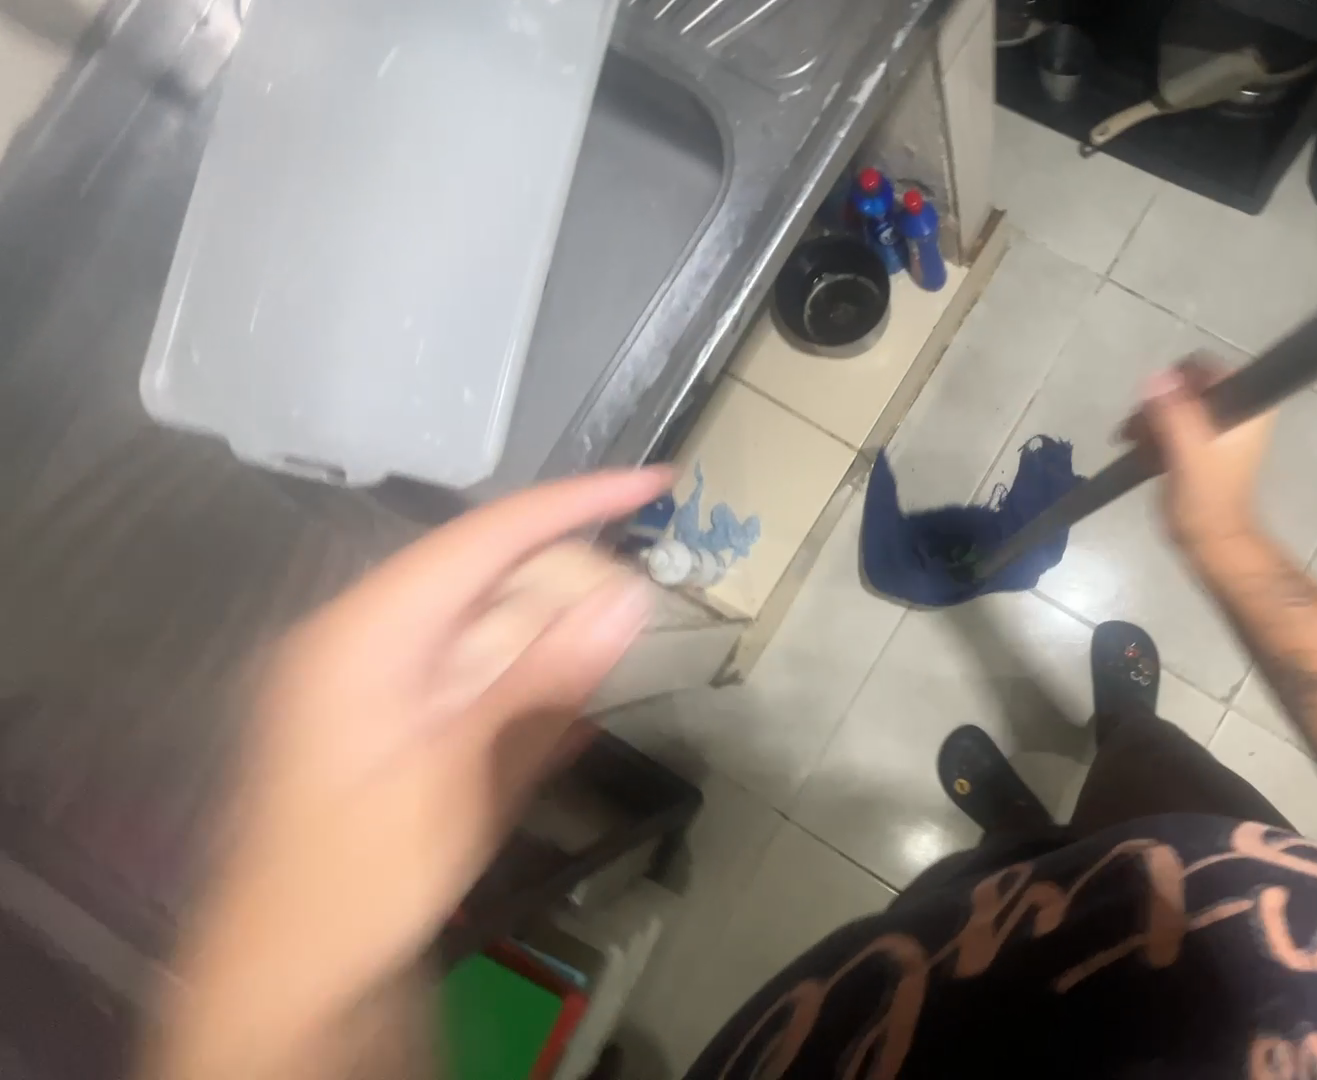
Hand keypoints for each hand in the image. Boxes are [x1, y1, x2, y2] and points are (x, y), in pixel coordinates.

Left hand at [147, 468, 672, 1079]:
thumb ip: (544, 679)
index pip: (488, 535)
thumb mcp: (460, 773)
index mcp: (371, 632)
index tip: (656, 484)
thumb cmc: (361, 878)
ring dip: (564, 651)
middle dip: (575, 592)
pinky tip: (561, 732)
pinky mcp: (424, 714)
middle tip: (635, 623)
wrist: (300, 982)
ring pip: (510, 629)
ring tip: (585, 701)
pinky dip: (545, 691)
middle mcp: (384, 637)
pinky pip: (502, 675)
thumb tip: (630, 596)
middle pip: (503, 577)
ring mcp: (403, 677)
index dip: (577, 502)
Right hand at [1132, 355, 1277, 560]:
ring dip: (1149, 421)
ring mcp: (1217, 429)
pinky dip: (1153, 434)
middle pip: (1186, 387)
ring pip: (1174, 406)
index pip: (1207, 368)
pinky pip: (1171, 426)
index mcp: (1246, 405)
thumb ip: (1173, 412)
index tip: (1155, 406)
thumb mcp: (1188, 451)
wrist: (1208, 539)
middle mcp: (1236, 410)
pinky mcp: (1200, 446)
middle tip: (1137, 430)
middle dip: (1157, 406)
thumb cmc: (1205, 497)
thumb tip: (1155, 377)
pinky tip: (1139, 450)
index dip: (1176, 383)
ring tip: (1133, 442)